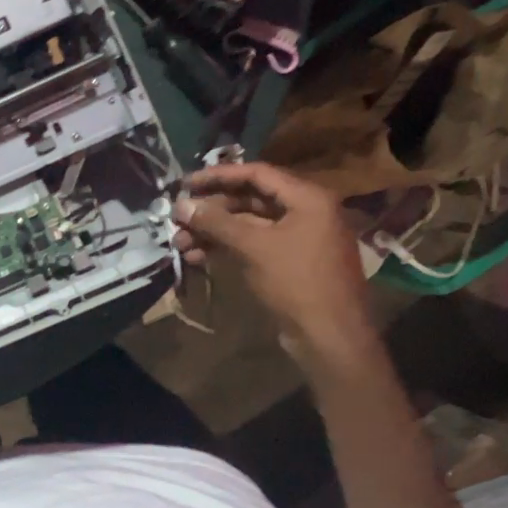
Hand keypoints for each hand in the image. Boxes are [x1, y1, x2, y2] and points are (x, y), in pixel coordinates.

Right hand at [171, 162, 377, 366]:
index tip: (185, 183)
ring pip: (247, 225)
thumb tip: (180, 205)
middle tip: (178, 218)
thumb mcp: (254, 247)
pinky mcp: (287, 261)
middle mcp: (304, 212)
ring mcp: (297, 238)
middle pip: (250, 199)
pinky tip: (198, 258)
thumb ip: (217, 222)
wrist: (329, 334)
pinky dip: (226, 248)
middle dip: (212, 210)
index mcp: (307, 198)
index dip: (218, 176)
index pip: (257, 173)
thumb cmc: (297, 282)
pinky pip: (253, 245)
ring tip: (180, 244)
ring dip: (213, 232)